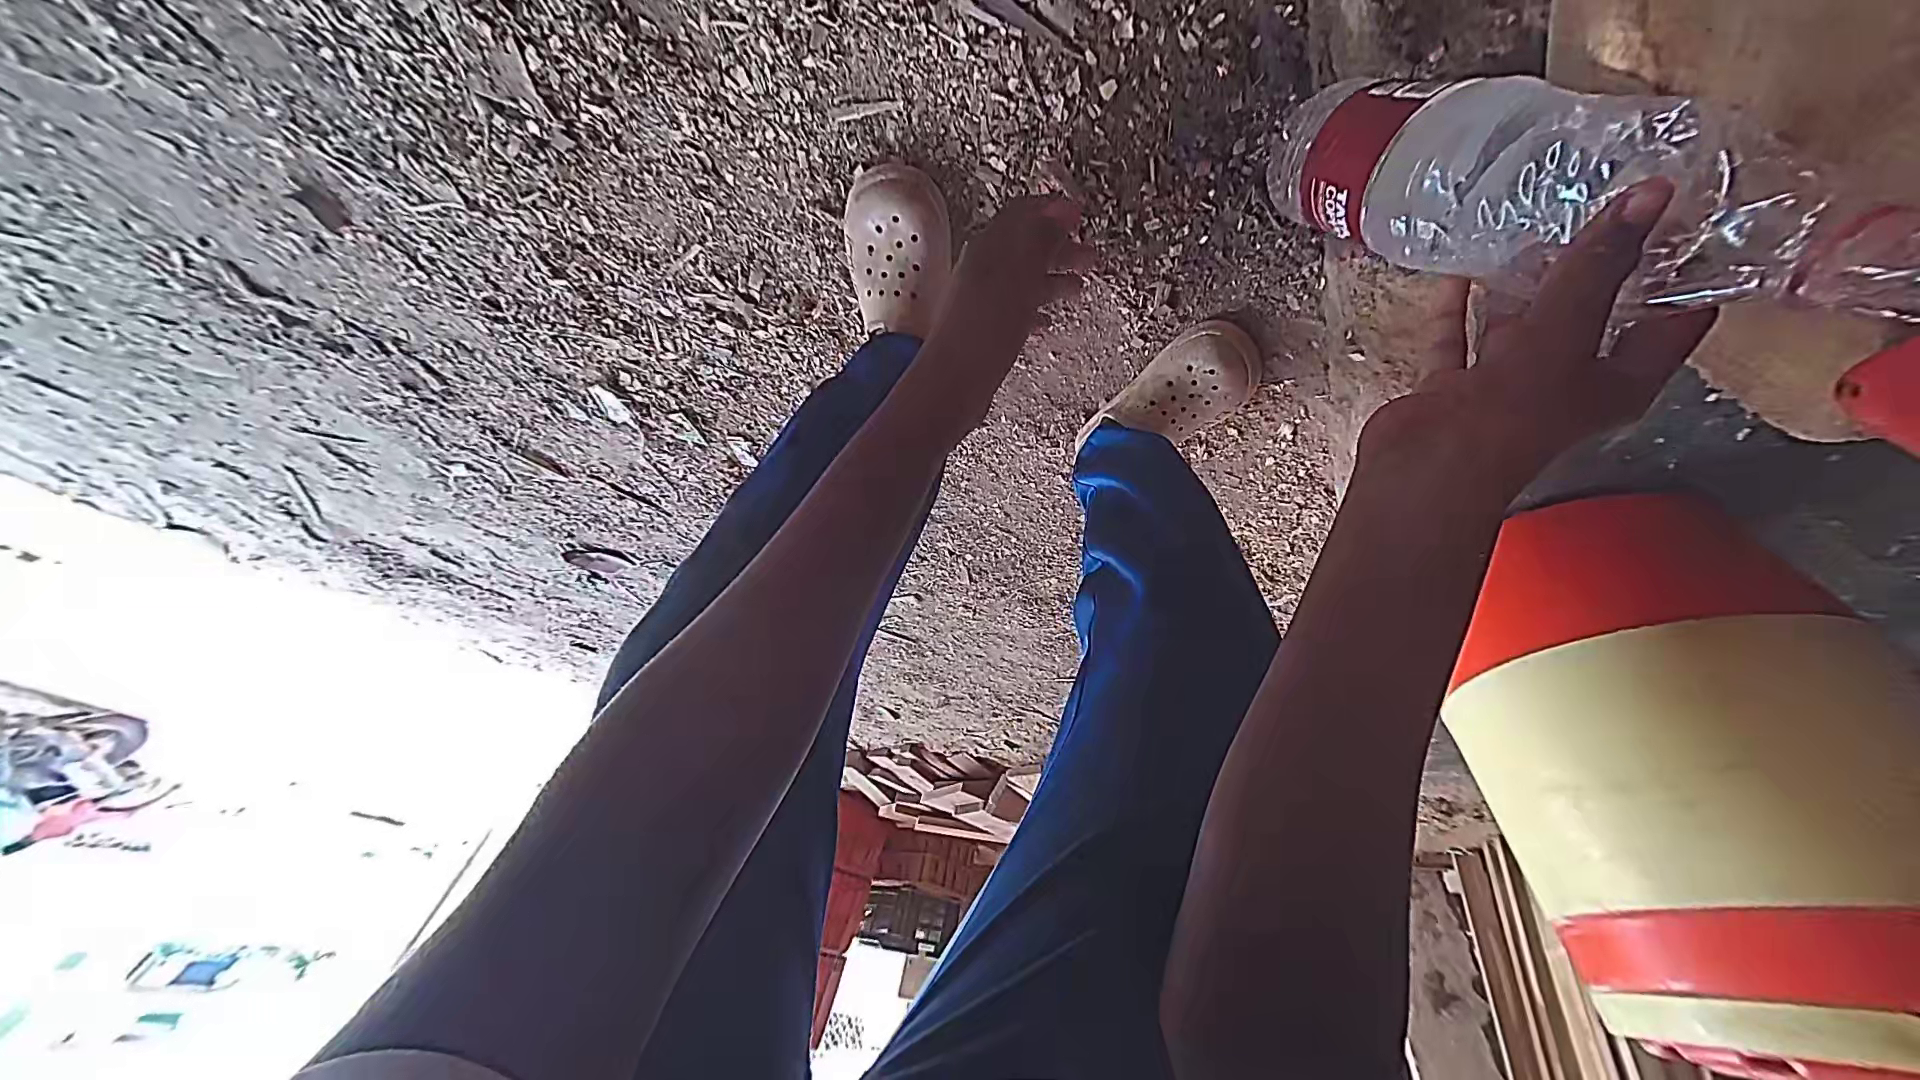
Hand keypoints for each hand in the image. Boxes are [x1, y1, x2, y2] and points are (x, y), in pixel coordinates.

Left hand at [916, 195, 1095, 431]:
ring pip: (1024, 280)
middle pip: (1026, 247)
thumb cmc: (985, 331)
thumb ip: (1041, 241)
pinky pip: (1015, 311)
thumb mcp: (1022, 277)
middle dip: (1060, 247)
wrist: (956, 381)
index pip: (1024, 213)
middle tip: (1088, 253)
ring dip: (1053, 279)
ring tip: (1078, 285)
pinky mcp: (984, 330)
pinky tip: (1048, 321)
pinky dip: (1036, 309)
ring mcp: (982, 300)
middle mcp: (983, 270)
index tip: (1079, 214)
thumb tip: (1060, 212)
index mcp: (989, 247)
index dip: (1054, 210)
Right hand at [1357, 177, 1718, 500]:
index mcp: (1618, 381)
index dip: (1681, 267)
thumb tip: (1651, 193)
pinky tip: (1457, 276)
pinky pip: (1457, 341)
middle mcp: (1564, 384)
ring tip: (1526, 233)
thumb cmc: (1508, 411)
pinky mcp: (1451, 389)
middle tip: (1596, 209)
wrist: (1425, 464)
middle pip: (1587, 318)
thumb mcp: (1564, 332)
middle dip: (1590, 270)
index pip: (1670, 317)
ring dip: (1519, 288)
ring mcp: (1503, 388)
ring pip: (1516, 328)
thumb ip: (1596, 267)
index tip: (1679, 213)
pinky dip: (1455, 312)